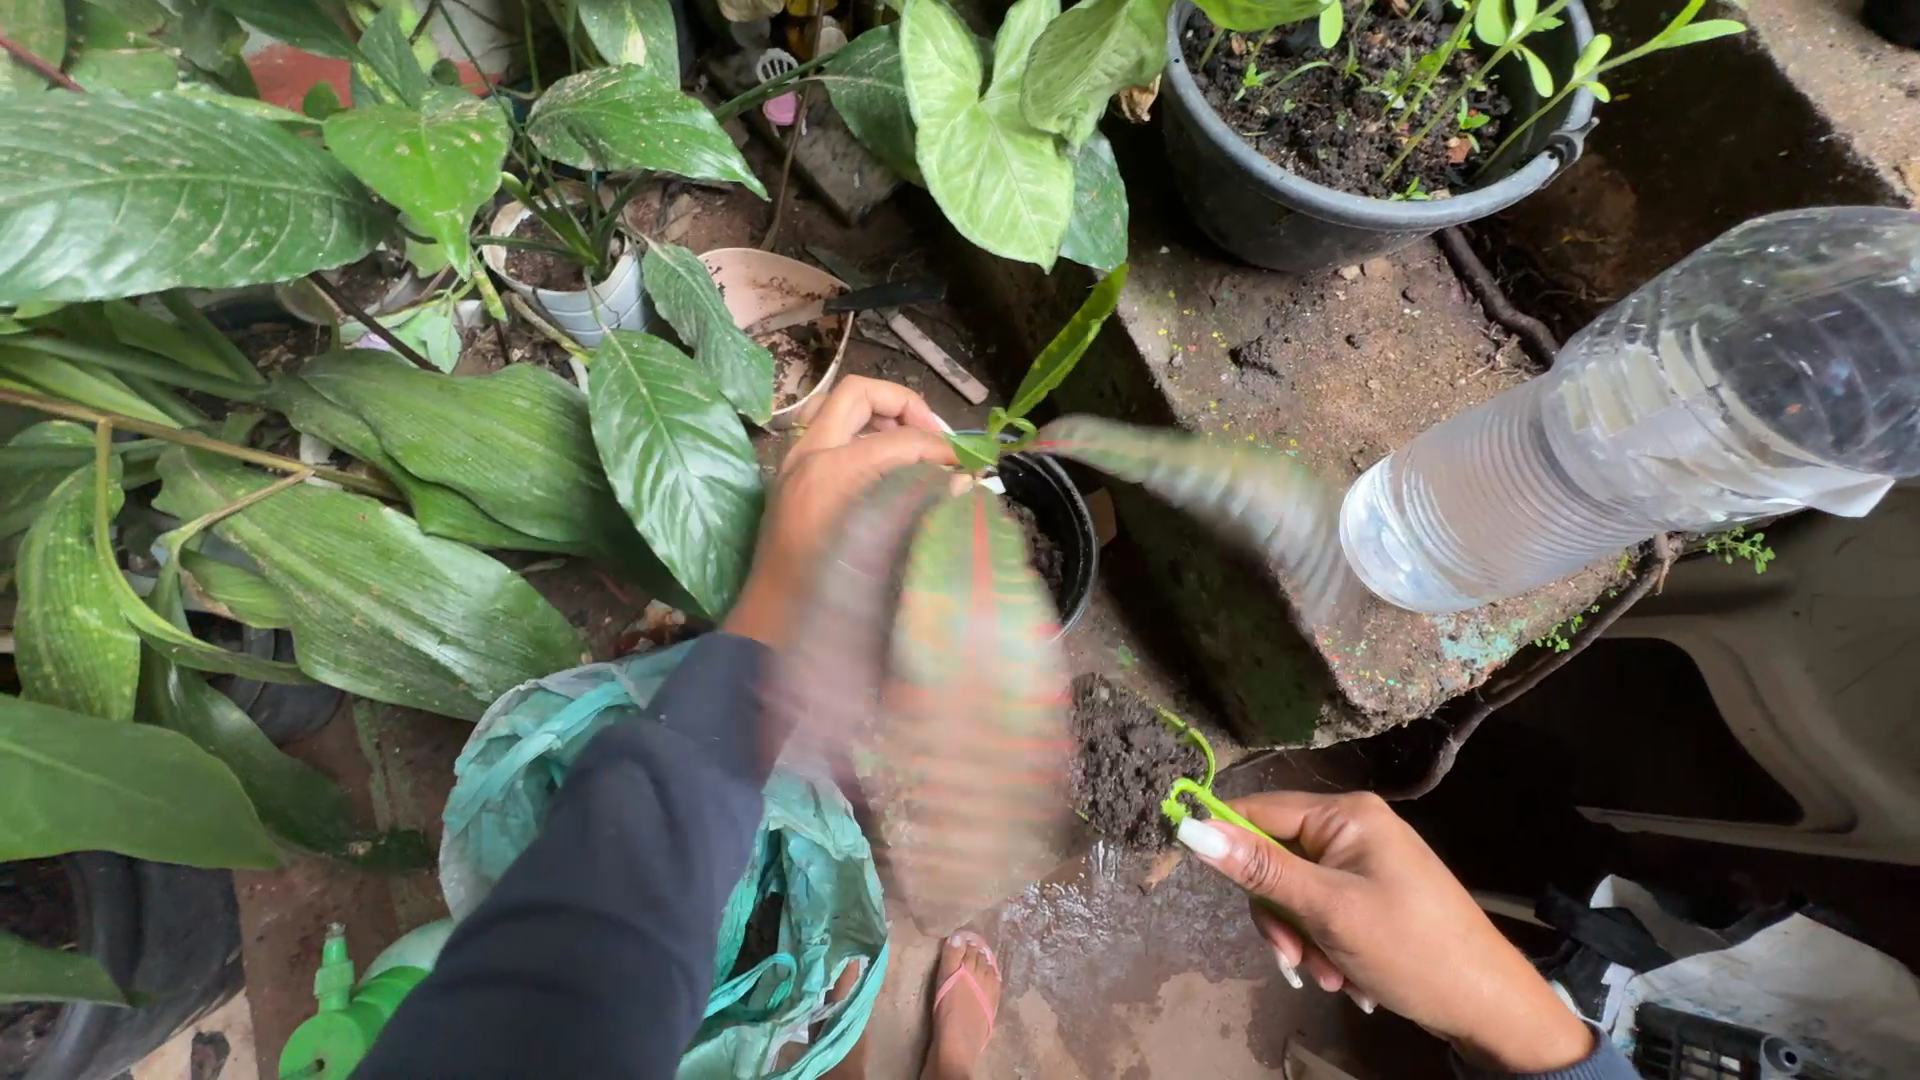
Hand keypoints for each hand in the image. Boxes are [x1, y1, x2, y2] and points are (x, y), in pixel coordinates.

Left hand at [722, 376, 955, 648]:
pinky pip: (827, 432)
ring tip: (910, 444)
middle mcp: (808, 455)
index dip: (941, 448)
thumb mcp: (887, 548)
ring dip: (878, 414)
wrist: (775, 623)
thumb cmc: (831, 596)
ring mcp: (794, 462)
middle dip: (905, 406)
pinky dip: (859, 434)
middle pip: (860, 393)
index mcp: (833, 472)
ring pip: (837, 406)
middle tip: (934, 439)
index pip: (902, 439)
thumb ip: (924, 505)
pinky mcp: (791, 476)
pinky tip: (883, 466)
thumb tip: (962, 481)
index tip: (966, 465)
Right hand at [1176, 791, 1593, 1072]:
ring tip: (1326, 976)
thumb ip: (1257, 868)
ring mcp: (1363, 858)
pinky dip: (1321, 940)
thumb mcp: (1327, 910)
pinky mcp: (1371, 889)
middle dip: (1278, 912)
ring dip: (1300, 935)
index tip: (1206, 879)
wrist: (1497, 1013)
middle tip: (1293, 959)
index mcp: (1344, 813)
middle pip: (1274, 854)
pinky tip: (1342, 976)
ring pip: (1293, 886)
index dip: (1225, 840)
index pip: (1258, 810)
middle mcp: (1351, 825)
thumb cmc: (1411, 951)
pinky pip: (1319, 903)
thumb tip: (1189, 827)